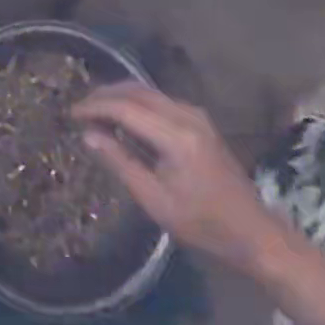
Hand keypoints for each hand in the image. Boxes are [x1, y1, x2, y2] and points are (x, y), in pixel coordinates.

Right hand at [73, 83, 289, 272]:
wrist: (254, 234)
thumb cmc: (202, 224)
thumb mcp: (153, 199)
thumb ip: (119, 162)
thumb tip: (87, 135)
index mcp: (176, 137)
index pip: (125, 108)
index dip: (94, 107)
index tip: (70, 114)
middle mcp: (187, 116)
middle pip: (136, 91)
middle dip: (103, 95)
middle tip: (79, 109)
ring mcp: (196, 116)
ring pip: (147, 92)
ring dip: (118, 97)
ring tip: (94, 113)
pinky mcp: (199, 121)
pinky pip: (159, 101)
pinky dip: (135, 103)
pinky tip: (122, 118)